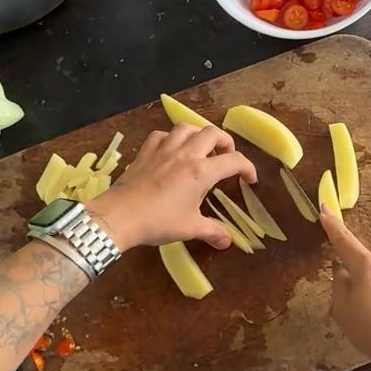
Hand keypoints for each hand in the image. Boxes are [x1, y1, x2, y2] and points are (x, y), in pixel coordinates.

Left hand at [89, 125, 255, 251]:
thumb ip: (213, 232)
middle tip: (226, 158)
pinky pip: (162, 135)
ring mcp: (164, 150)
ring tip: (202, 148)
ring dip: (199, 134)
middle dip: (226, 143)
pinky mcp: (146, 152)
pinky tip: (172, 149)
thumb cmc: (159, 221)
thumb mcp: (190, 229)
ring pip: (187, 127)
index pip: (234, 161)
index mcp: (202, 172)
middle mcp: (186, 154)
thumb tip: (227, 242)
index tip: (250, 180)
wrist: (120, 216)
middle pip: (213, 133)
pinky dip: (172, 138)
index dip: (248, 168)